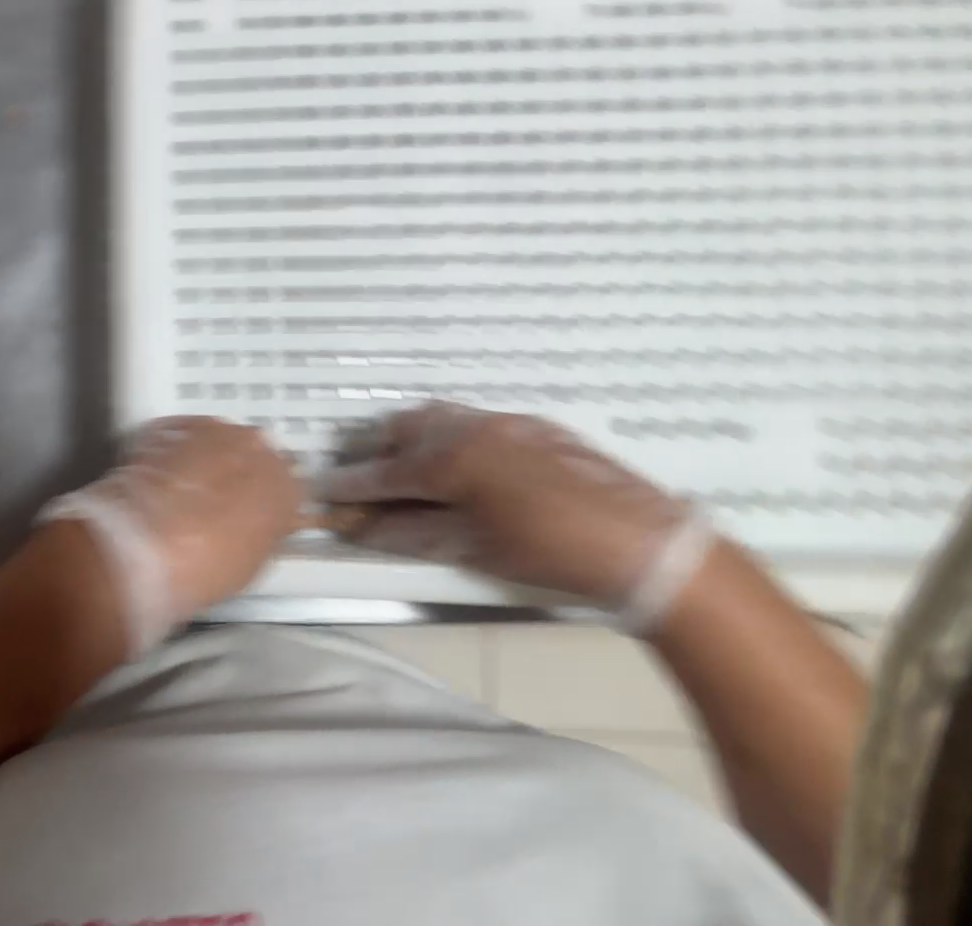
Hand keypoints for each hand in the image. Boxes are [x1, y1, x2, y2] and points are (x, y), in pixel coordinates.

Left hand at [42, 416, 300, 652]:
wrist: (145, 545)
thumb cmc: (206, 568)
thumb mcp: (251, 562)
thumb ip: (260, 531)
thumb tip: (250, 523)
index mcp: (285, 486)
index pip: (285, 486)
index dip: (264, 500)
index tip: (249, 514)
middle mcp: (256, 447)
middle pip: (251, 454)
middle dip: (235, 473)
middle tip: (213, 500)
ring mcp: (211, 430)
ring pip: (214, 441)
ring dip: (202, 458)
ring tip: (180, 487)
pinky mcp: (169, 426)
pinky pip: (177, 436)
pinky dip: (169, 452)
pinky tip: (156, 475)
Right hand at [319, 402, 691, 605]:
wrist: (647, 543)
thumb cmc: (549, 553)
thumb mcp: (473, 549)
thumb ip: (412, 533)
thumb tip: (364, 528)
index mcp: (452, 459)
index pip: (384, 472)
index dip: (351, 484)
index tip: (323, 490)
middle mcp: (472, 428)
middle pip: (407, 428)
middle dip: (379, 451)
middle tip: (368, 480)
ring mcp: (508, 422)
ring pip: (442, 418)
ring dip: (415, 440)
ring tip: (410, 471)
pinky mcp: (538, 427)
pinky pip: (476, 422)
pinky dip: (452, 439)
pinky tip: (463, 469)